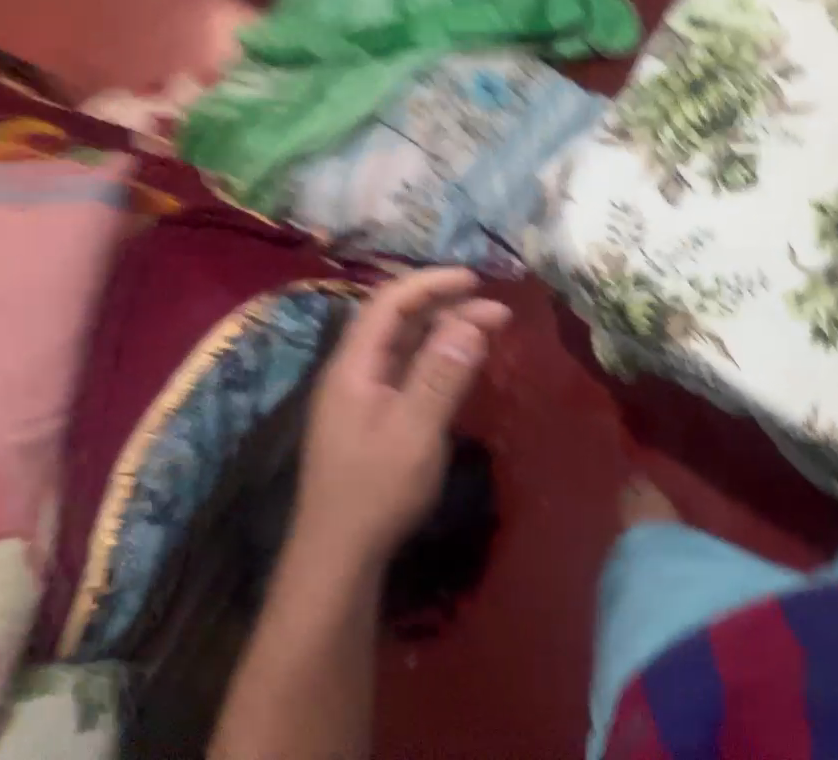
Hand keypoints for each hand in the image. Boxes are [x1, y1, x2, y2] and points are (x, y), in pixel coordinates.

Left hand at [292, 268, 511, 565]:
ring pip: (405, 346)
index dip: (431, 283)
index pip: (388, 303)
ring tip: (490, 329)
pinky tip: (464, 362)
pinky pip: (409, 370)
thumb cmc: (375, 493)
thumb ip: (441, 375)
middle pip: (397, 321)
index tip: (477, 281)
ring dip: (446, 330)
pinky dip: (440, 356)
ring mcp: (363, 396)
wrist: (339, 557)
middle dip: (447, 305)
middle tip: (499, 312)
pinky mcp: (376, 418)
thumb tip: (471, 322)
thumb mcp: (414, 432)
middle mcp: (354, 373)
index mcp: (353, 368)